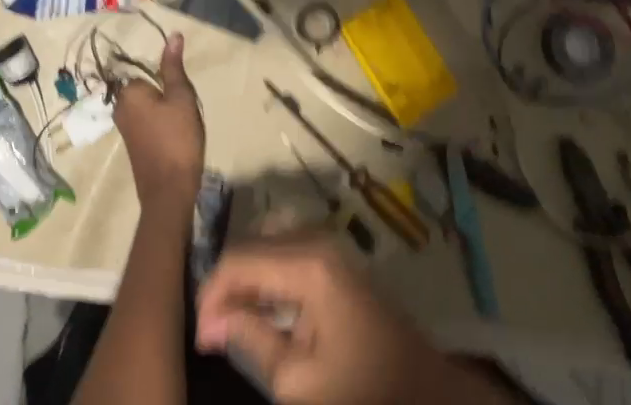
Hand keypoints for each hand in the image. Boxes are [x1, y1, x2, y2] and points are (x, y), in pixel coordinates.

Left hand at [113, 32, 204, 209]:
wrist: (169, 190)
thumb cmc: (178, 139)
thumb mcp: (181, 97)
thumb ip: (174, 66)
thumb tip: (173, 34)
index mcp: (128, 92)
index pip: (147, 73)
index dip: (168, 84)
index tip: (181, 98)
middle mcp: (119, 108)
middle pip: (147, 89)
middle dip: (167, 98)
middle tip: (184, 114)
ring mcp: (124, 129)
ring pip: (149, 108)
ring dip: (166, 114)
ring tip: (183, 128)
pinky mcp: (132, 145)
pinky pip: (147, 125)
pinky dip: (162, 129)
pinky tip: (176, 140)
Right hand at [196, 236, 501, 404]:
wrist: (429, 395)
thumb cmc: (362, 390)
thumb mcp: (297, 380)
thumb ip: (250, 339)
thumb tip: (215, 320)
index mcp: (307, 264)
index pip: (236, 261)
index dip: (210, 297)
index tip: (201, 339)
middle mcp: (317, 241)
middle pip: (251, 247)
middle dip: (226, 287)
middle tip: (213, 333)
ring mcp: (331, 248)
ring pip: (268, 248)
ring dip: (247, 282)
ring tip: (232, 324)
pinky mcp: (339, 262)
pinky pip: (288, 256)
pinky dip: (268, 280)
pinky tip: (261, 313)